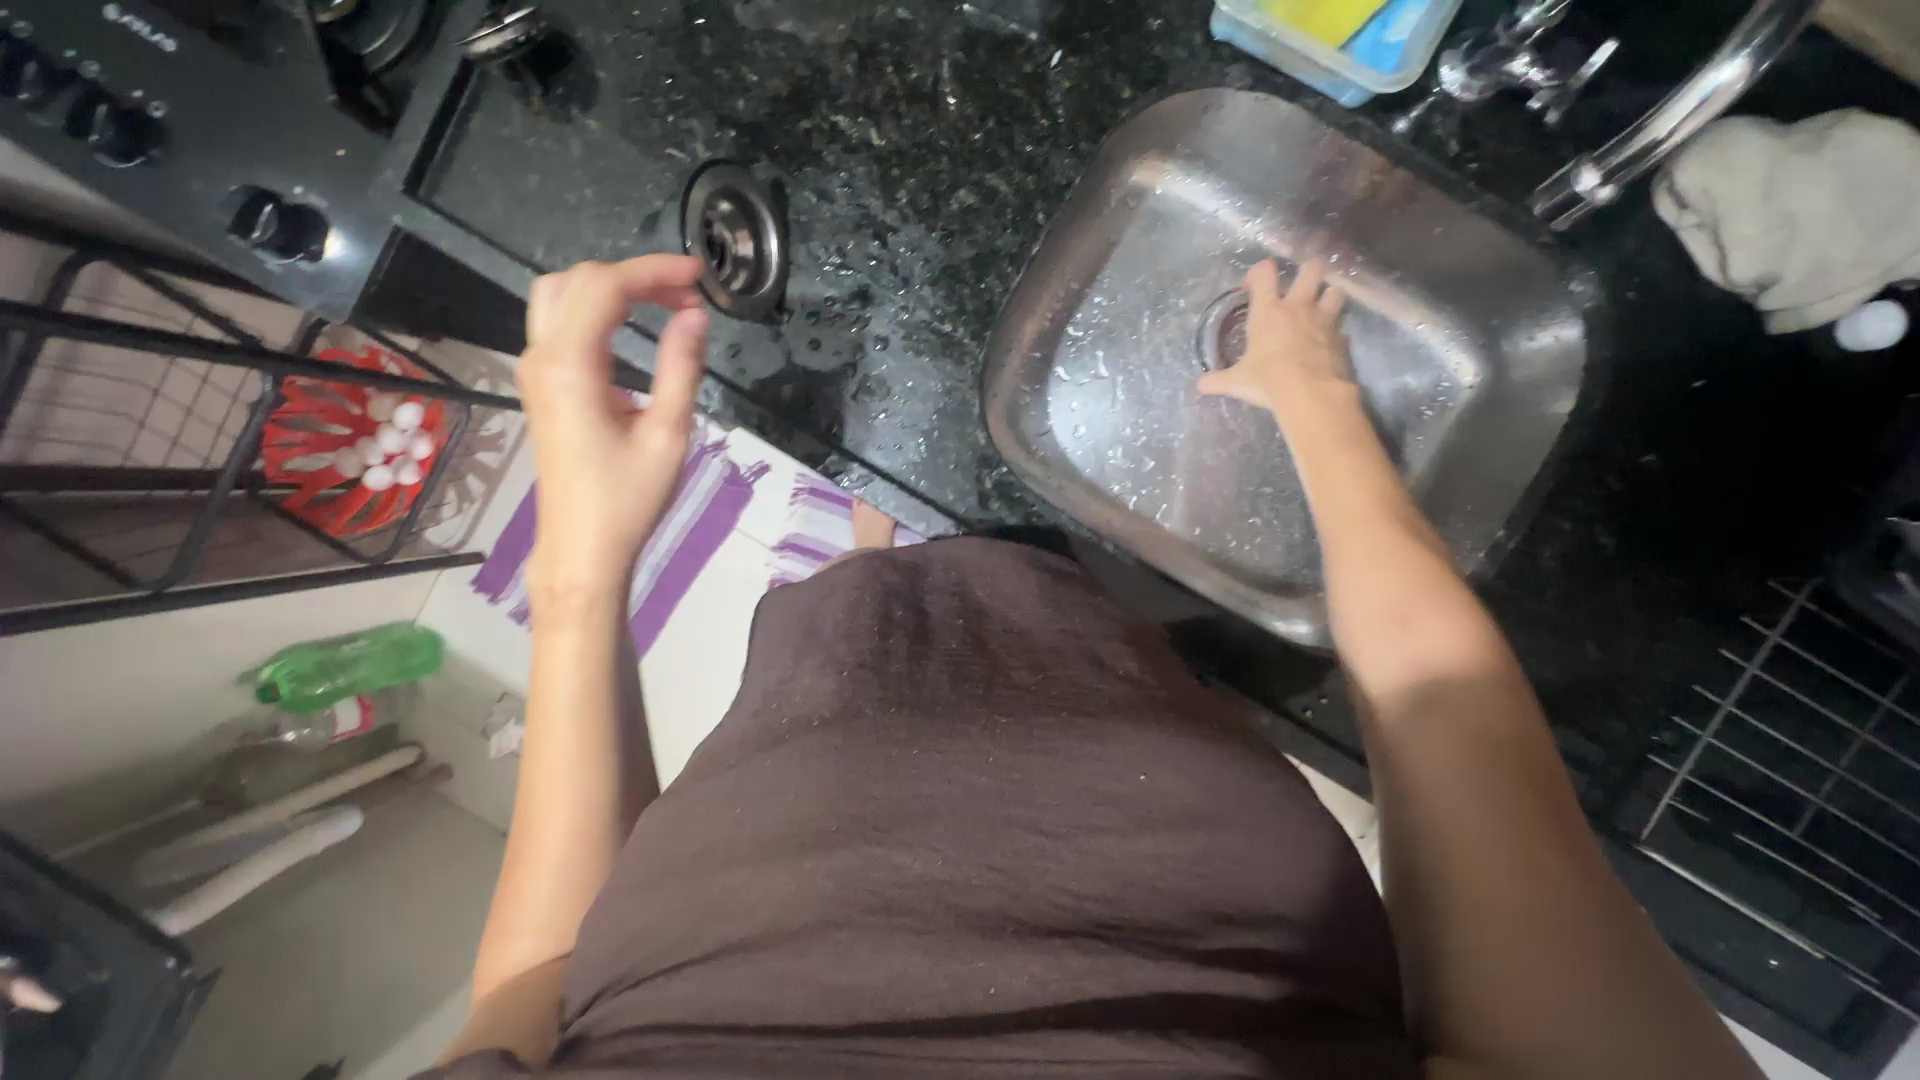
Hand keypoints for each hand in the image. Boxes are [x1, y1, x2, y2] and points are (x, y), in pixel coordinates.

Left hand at [516, 256, 708, 607]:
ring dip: (611, 288)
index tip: (700, 277)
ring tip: (664, 303)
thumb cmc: (628, 498)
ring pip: (561, 296)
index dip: (655, 271)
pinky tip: (634, 325)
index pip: (606, 287)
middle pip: (578, 280)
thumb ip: (680, 368)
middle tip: (687, 295)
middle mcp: (542, 357)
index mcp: (571, 365)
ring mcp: (536, 370)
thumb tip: (695, 316)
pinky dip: (597, 309)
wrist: (583, 546)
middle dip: (635, 275)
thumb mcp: (668, 434)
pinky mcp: (542, 385)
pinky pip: (561, 323)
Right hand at [1197, 259, 1351, 413]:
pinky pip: (1342, 329)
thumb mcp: (1237, 382)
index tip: (1253, 287)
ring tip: (1322, 307)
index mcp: (1269, 311)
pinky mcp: (1342, 339)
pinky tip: (1329, 344)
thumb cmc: (1268, 380)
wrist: (1310, 394)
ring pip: (1336, 291)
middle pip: (1312, 269)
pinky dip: (1336, 334)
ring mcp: (1325, 321)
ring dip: (1330, 296)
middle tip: (1300, 287)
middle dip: (1307, 272)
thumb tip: (1201, 385)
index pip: (1265, 272)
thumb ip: (1219, 380)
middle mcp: (1299, 308)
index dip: (1259, 272)